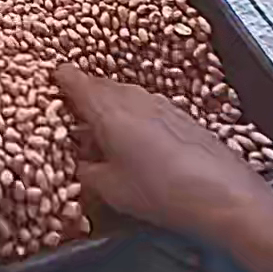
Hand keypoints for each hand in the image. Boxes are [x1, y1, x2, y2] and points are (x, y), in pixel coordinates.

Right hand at [55, 65, 272, 271]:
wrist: (224, 192)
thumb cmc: (158, 189)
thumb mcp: (110, 189)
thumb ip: (86, 171)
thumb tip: (80, 162)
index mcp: (104, 107)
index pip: (73, 79)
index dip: (58, 79)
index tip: (48, 83)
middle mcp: (128, 95)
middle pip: (96, 85)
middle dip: (82, 97)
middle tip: (71, 118)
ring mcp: (155, 100)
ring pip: (121, 95)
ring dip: (108, 107)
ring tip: (103, 135)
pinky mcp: (177, 112)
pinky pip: (142, 105)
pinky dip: (131, 116)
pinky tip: (137, 143)